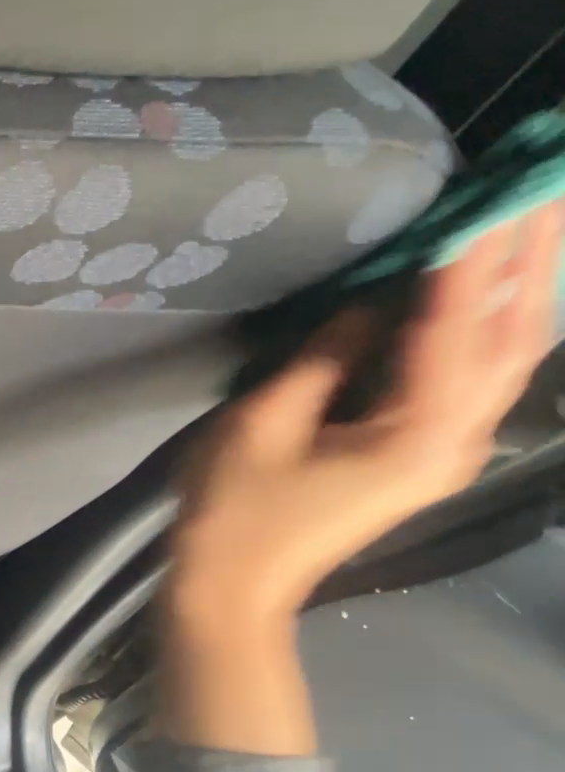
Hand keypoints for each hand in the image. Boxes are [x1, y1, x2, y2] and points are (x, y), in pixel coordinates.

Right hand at [174, 201, 560, 622]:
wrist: (237, 581)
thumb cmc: (236, 507)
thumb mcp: (262, 426)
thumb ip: (322, 361)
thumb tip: (368, 307)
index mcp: (417, 434)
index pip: (454, 331)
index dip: (465, 263)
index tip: (485, 198)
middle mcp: (457, 439)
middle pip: (513, 340)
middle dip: (529, 263)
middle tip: (545, 191)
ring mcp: (447, 450)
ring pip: (506, 359)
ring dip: (520, 290)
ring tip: (533, 226)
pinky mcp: (423, 453)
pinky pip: (474, 379)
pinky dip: (487, 328)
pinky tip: (488, 295)